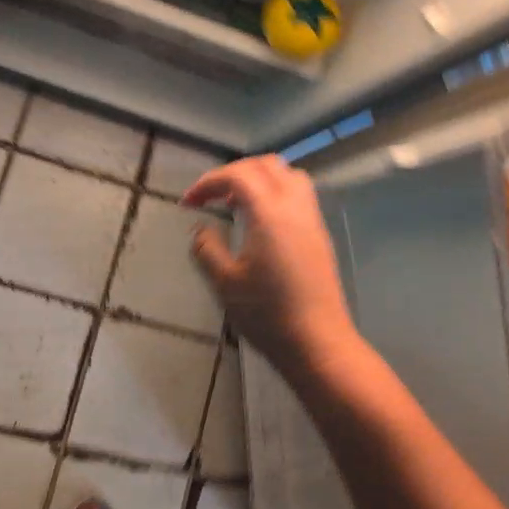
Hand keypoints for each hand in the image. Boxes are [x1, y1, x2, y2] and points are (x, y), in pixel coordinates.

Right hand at [183, 156, 359, 379]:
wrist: (318, 342)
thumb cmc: (268, 314)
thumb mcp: (225, 283)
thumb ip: (208, 249)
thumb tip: (200, 229)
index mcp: (270, 213)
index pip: (238, 175)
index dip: (209, 182)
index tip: (188, 202)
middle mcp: (295, 207)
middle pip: (266, 166)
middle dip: (234, 172)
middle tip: (212, 195)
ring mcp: (312, 220)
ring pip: (288, 176)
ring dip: (259, 179)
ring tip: (237, 203)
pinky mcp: (320, 236)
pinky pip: (299, 195)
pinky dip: (276, 193)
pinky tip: (260, 222)